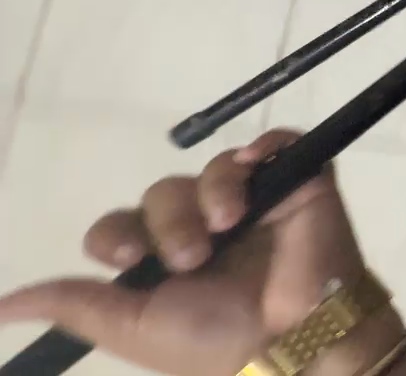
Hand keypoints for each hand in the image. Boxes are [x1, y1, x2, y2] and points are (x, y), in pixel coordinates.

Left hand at [0, 129, 399, 375]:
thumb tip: (2, 306)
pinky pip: (282, 144)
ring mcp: (259, 198)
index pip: (124, 223)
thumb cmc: (210, 336)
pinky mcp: (302, 181)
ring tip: (230, 222)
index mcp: (164, 256)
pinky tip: (255, 161)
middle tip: (193, 256)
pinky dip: (268, 143)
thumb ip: (78, 305)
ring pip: (218, 167)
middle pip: (168, 192)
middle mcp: (208, 222)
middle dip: (171, 220)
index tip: (129, 258)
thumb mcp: (132, 326)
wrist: (287, 330)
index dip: (118, 233)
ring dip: (215, 190)